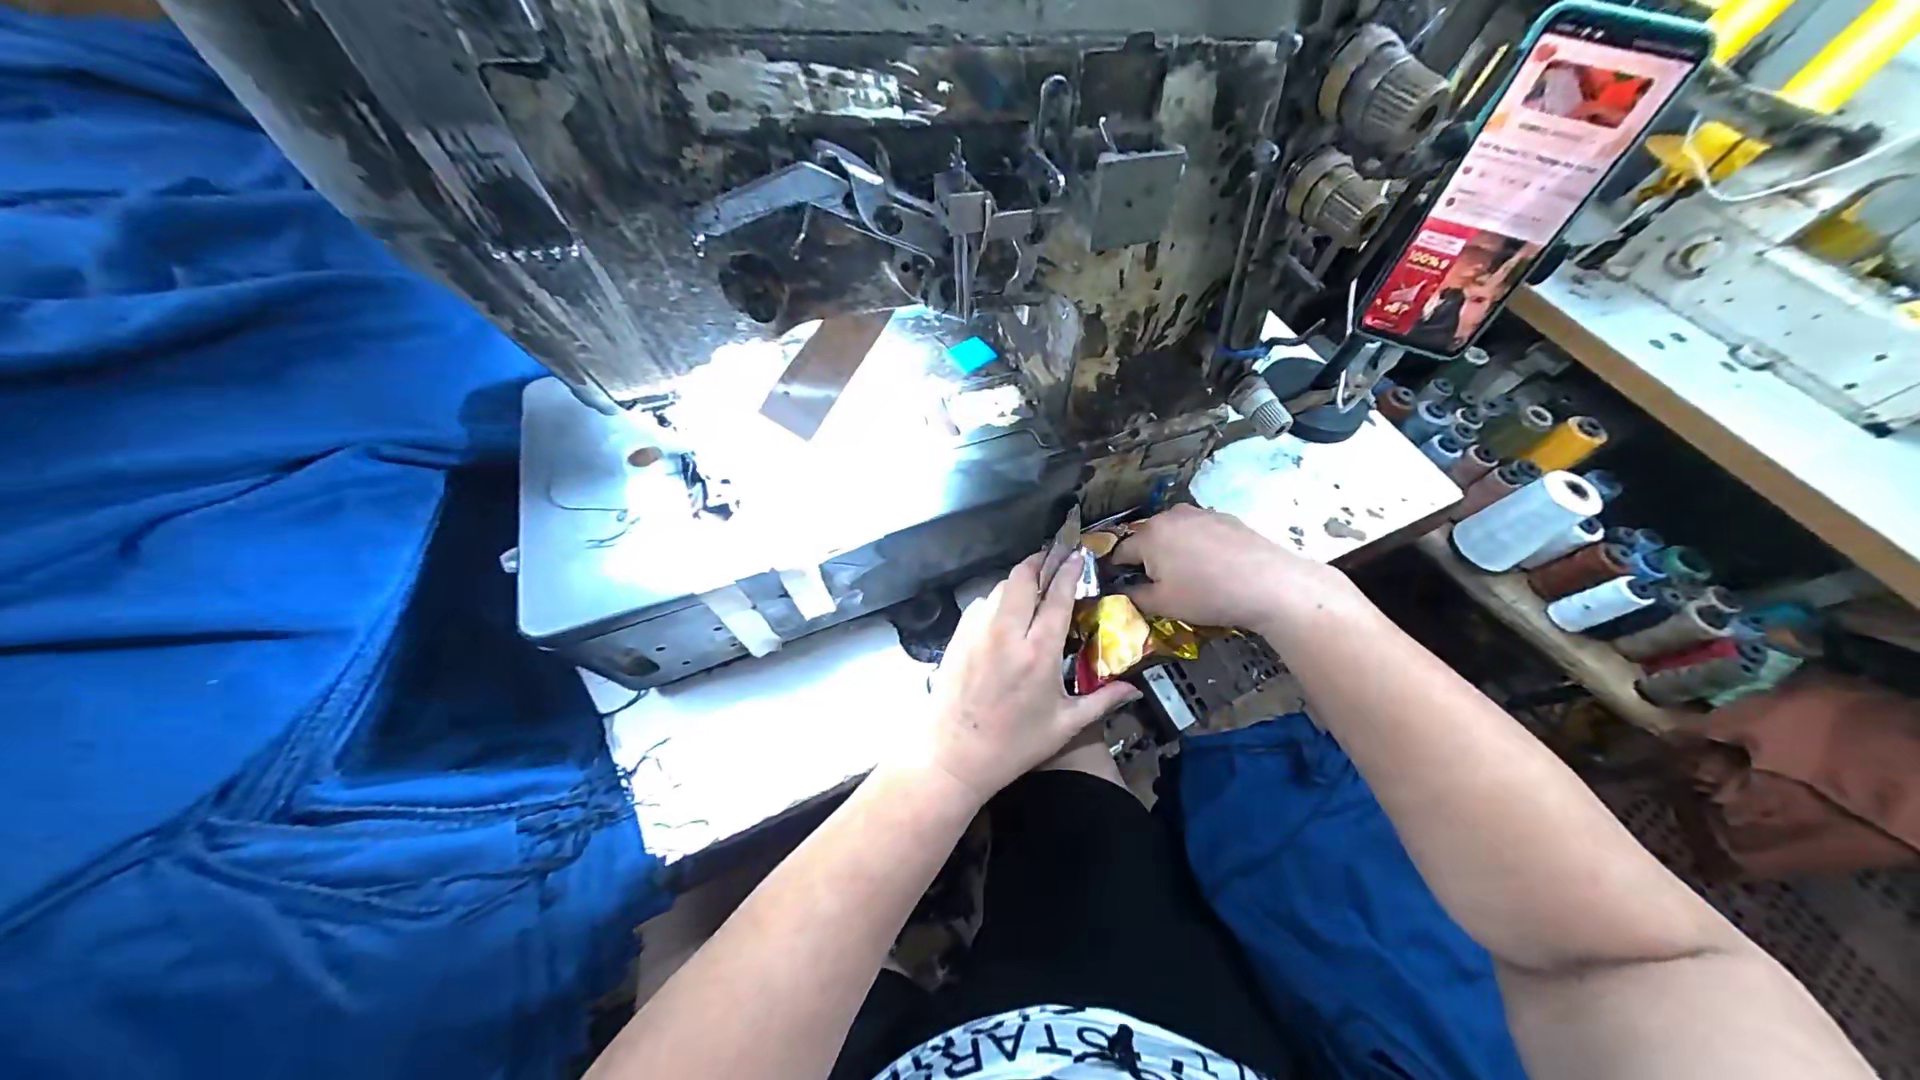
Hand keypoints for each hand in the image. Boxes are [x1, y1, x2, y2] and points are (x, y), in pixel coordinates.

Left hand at [896, 551, 1139, 803]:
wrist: (953, 757)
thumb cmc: (1013, 745)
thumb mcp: (1064, 726)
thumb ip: (1102, 701)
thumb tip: (1134, 689)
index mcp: (1038, 652)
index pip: (1056, 597)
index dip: (1068, 571)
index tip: (1077, 555)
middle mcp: (1006, 633)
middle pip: (1023, 578)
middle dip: (1041, 562)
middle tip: (1054, 558)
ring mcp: (977, 632)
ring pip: (999, 587)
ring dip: (1018, 580)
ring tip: (1033, 583)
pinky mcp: (957, 637)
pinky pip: (980, 604)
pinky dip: (996, 598)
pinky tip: (1004, 610)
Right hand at [1111, 505, 1361, 632]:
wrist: (1269, 584)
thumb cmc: (1207, 595)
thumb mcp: (1163, 605)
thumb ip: (1134, 597)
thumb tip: (1121, 593)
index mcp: (1148, 536)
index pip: (1119, 552)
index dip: (1116, 570)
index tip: (1120, 585)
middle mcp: (1169, 517)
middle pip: (1146, 537)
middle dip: (1145, 557)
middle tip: (1156, 582)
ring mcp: (1199, 513)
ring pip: (1173, 531)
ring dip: (1171, 548)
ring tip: (1186, 573)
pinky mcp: (1224, 517)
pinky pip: (1198, 530)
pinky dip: (1197, 544)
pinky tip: (1211, 565)